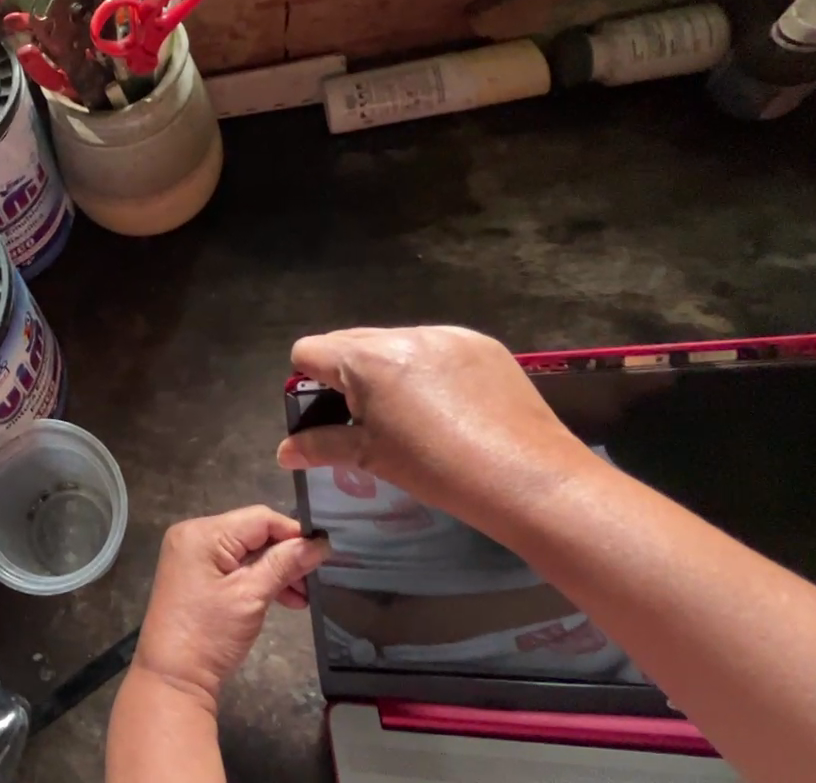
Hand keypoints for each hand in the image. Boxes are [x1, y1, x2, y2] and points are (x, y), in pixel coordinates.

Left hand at [133, 506, 329, 712]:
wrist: (174, 675)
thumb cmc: (210, 633)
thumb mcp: (251, 596)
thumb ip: (284, 565)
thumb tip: (319, 544)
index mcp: (202, 532)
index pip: (258, 518)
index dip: (293, 532)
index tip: (324, 554)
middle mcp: (193, 534)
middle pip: (251, 532)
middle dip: (285, 554)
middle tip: (313, 582)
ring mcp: (192, 553)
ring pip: (245, 550)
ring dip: (275, 569)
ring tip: (302, 597)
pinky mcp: (195, 572)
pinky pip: (232, 564)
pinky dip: (257, 578)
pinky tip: (283, 598)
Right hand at [277, 326, 593, 523]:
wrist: (532, 481)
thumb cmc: (438, 470)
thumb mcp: (371, 457)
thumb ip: (320, 446)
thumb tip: (282, 452)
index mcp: (365, 359)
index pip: (309, 350)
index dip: (308, 380)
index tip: (330, 411)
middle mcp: (401, 335)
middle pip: (347, 341)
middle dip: (346, 372)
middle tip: (368, 415)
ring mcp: (445, 335)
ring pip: (391, 342)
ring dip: (386, 368)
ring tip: (411, 411)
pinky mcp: (480, 344)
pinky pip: (433, 347)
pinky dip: (426, 368)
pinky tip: (449, 405)